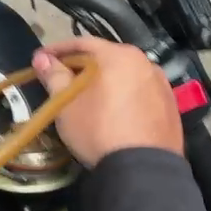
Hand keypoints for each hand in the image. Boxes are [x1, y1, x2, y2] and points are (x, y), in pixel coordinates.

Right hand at [32, 37, 181, 167]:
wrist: (142, 168)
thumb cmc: (97, 128)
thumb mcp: (66, 102)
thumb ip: (54, 75)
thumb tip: (42, 59)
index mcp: (119, 56)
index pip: (82, 43)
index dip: (57, 50)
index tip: (40, 59)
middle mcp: (145, 63)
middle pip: (105, 57)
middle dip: (80, 65)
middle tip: (59, 77)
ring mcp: (161, 84)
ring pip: (124, 74)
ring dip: (103, 79)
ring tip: (85, 95)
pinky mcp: (170, 106)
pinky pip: (138, 91)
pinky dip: (121, 94)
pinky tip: (110, 109)